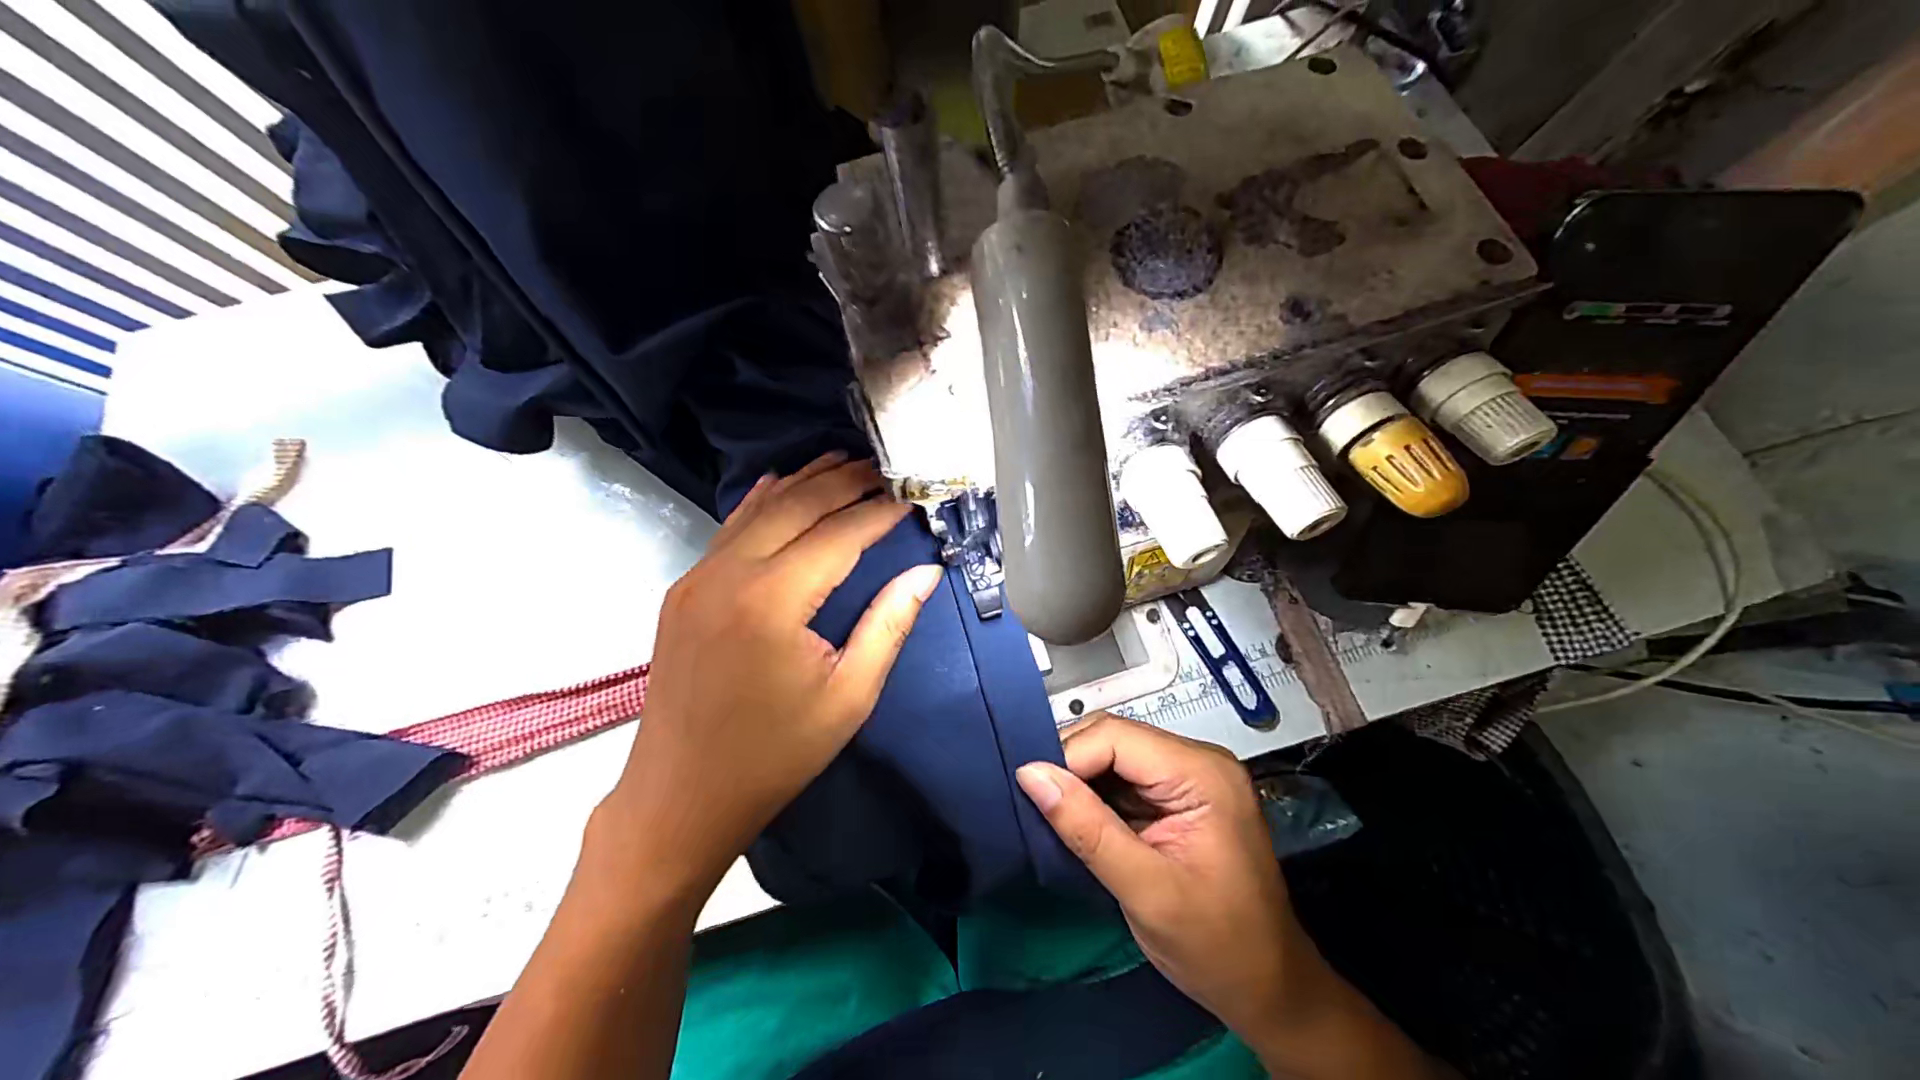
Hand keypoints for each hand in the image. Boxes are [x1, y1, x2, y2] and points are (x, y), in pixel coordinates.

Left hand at [602, 452, 944, 897]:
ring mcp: (697, 578)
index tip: (911, 496)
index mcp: (772, 601)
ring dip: (804, 483)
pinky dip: (762, 503)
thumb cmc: (775, 754)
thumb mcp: (849, 696)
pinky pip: (730, 530)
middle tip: (882, 467)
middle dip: (843, 481)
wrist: (681, 795)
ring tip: (843, 462)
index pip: (838, 535)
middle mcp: (728, 573)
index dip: (879, 512)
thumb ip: (889, 625)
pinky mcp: (683, 591)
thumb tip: (925, 573)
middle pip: (797, 505)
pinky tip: (781, 485)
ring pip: (758, 509)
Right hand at [1014, 713, 1299, 1039]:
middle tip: (1034, 805)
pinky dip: (1094, 797)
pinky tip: (1075, 821)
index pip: (1114, 736)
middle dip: (1070, 767)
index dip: (1067, 758)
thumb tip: (1030, 774)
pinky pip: (1123, 779)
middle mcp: (1197, 761)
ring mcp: (1189, 778)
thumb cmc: (1218, 946)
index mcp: (1202, 773)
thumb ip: (1087, 828)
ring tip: (1048, 813)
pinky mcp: (1177, 797)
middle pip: (1112, 738)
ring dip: (1078, 782)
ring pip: (1113, 756)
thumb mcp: (1146, 891)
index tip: (1030, 795)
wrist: (1269, 990)